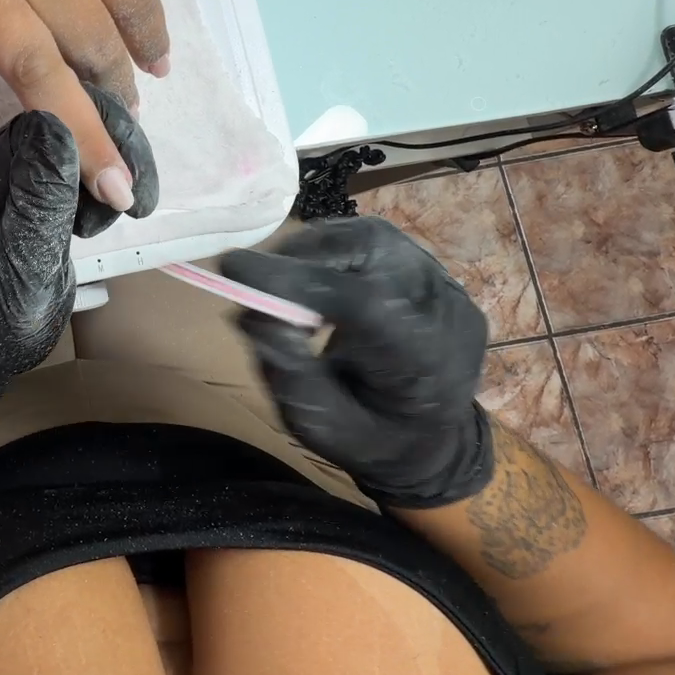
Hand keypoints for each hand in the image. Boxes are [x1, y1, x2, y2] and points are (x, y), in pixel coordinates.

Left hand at [0, 97, 154, 429]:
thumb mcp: (22, 266)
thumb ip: (40, 201)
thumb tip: (61, 126)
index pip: (58, 110)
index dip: (102, 139)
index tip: (126, 196)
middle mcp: (5, 157)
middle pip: (75, 114)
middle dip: (118, 151)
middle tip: (139, 205)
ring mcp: (22, 172)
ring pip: (84, 135)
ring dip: (117, 167)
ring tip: (123, 215)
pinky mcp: (37, 191)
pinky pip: (79, 164)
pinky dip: (105, 184)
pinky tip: (107, 217)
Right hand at [219, 217, 493, 508]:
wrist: (429, 438)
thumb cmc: (371, 439)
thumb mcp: (321, 429)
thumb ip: (289, 376)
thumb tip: (250, 315)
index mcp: (424, 363)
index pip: (361, 302)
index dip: (292, 278)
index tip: (230, 266)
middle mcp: (444, 310)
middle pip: (371, 250)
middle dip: (299, 255)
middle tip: (252, 279)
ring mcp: (442, 283)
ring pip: (368, 236)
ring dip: (309, 250)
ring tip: (280, 285)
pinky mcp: (425, 269)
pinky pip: (369, 241)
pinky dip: (324, 250)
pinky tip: (306, 280)